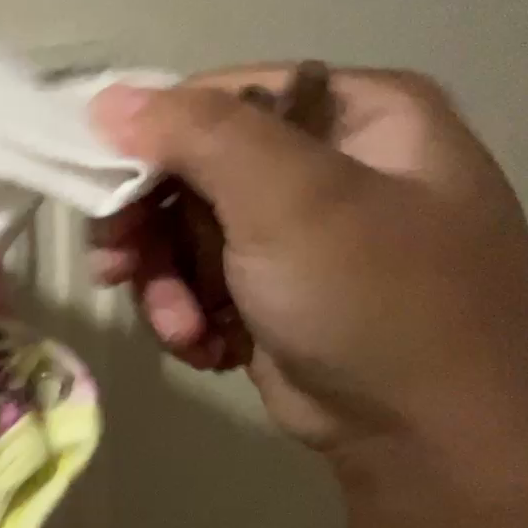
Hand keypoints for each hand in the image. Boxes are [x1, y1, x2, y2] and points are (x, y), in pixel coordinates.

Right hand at [90, 67, 527, 498]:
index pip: (217, 99)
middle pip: (187, 173)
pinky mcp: (268, 287)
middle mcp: (325, 163)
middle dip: (149, 233)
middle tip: (118, 271)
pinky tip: (201, 343)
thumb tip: (105, 98)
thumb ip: (200, 138)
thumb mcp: (291, 203)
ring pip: (178, 236)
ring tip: (179, 328)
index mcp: (356, 115)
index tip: (104, 196)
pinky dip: (183, 315)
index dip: (150, 143)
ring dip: (162, 286)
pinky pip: (192, 282)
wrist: (423, 429)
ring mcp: (295, 231)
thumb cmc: (375, 300)